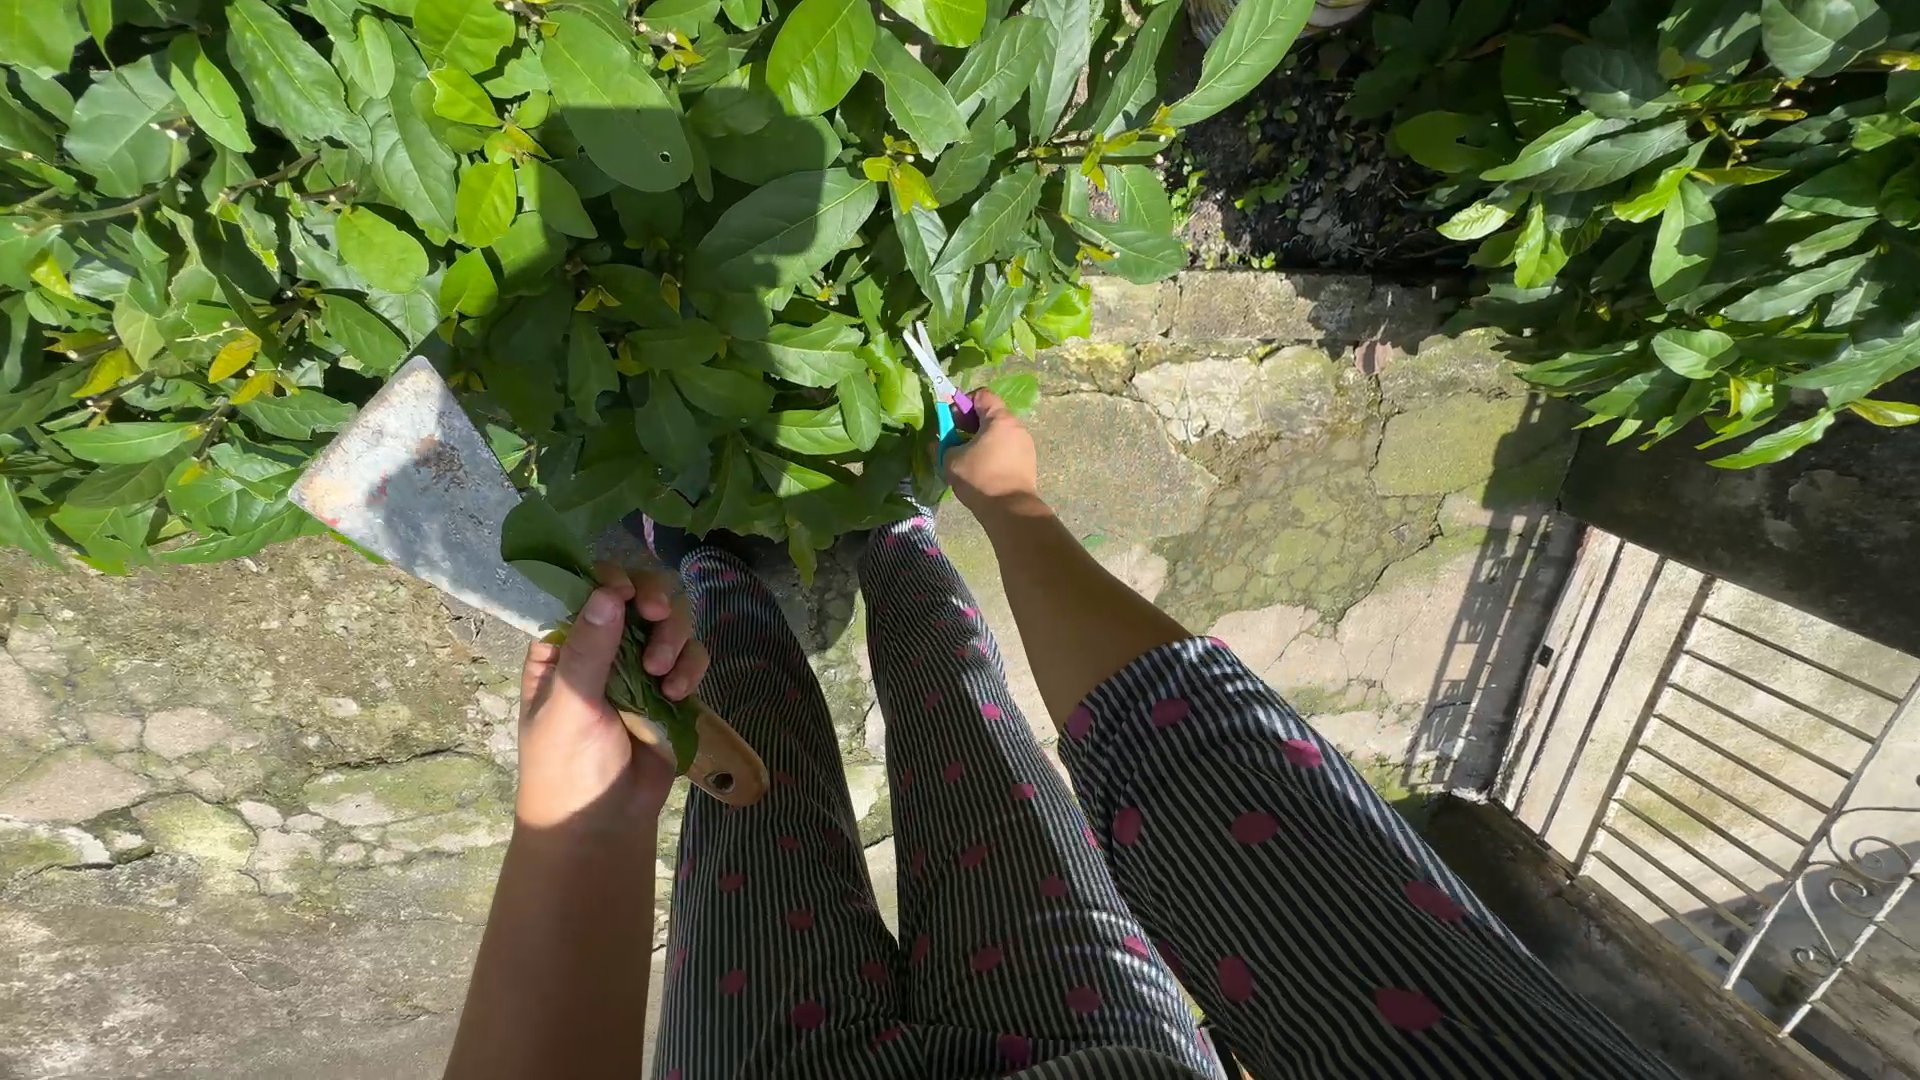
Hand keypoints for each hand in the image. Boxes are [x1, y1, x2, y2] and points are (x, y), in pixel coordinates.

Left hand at [515, 565, 709, 832]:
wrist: (605, 821)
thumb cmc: (567, 765)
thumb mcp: (569, 707)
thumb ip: (589, 650)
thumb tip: (609, 592)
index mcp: (565, 647)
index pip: (588, 591)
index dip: (611, 582)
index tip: (628, 594)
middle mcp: (605, 647)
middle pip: (639, 596)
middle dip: (654, 603)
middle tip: (657, 616)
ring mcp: (641, 666)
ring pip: (672, 622)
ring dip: (673, 638)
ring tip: (663, 675)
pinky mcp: (672, 686)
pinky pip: (692, 655)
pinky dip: (691, 666)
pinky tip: (678, 693)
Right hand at [944, 389, 1041, 516]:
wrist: (1010, 509)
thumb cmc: (980, 478)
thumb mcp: (951, 460)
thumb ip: (942, 445)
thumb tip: (937, 442)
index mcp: (1000, 419)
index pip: (982, 394)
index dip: (963, 402)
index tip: (952, 419)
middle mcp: (1016, 427)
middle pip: (991, 413)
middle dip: (971, 423)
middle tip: (956, 439)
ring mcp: (1025, 444)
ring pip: (1000, 432)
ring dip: (982, 438)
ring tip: (969, 456)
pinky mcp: (1028, 461)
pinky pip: (1008, 448)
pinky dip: (994, 451)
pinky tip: (983, 469)